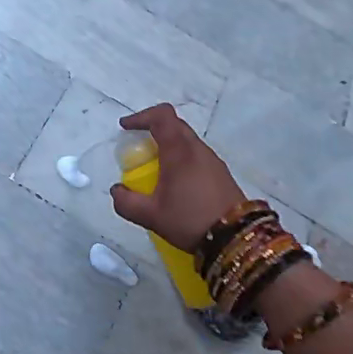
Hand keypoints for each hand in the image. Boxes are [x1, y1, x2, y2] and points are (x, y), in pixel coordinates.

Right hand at [110, 104, 247, 251]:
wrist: (236, 237)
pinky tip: (173, 182)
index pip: (161, 116)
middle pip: (174, 125)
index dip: (141, 116)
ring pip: (186, 140)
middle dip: (152, 130)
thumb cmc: (189, 220)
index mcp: (179, 152)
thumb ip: (126, 202)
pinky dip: (179, 158)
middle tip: (136, 147)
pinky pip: (195, 155)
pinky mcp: (220, 173)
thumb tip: (116, 190)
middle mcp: (197, 150)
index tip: (125, 127)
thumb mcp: (150, 216)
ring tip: (153, 168)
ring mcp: (212, 160)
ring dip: (166, 145)